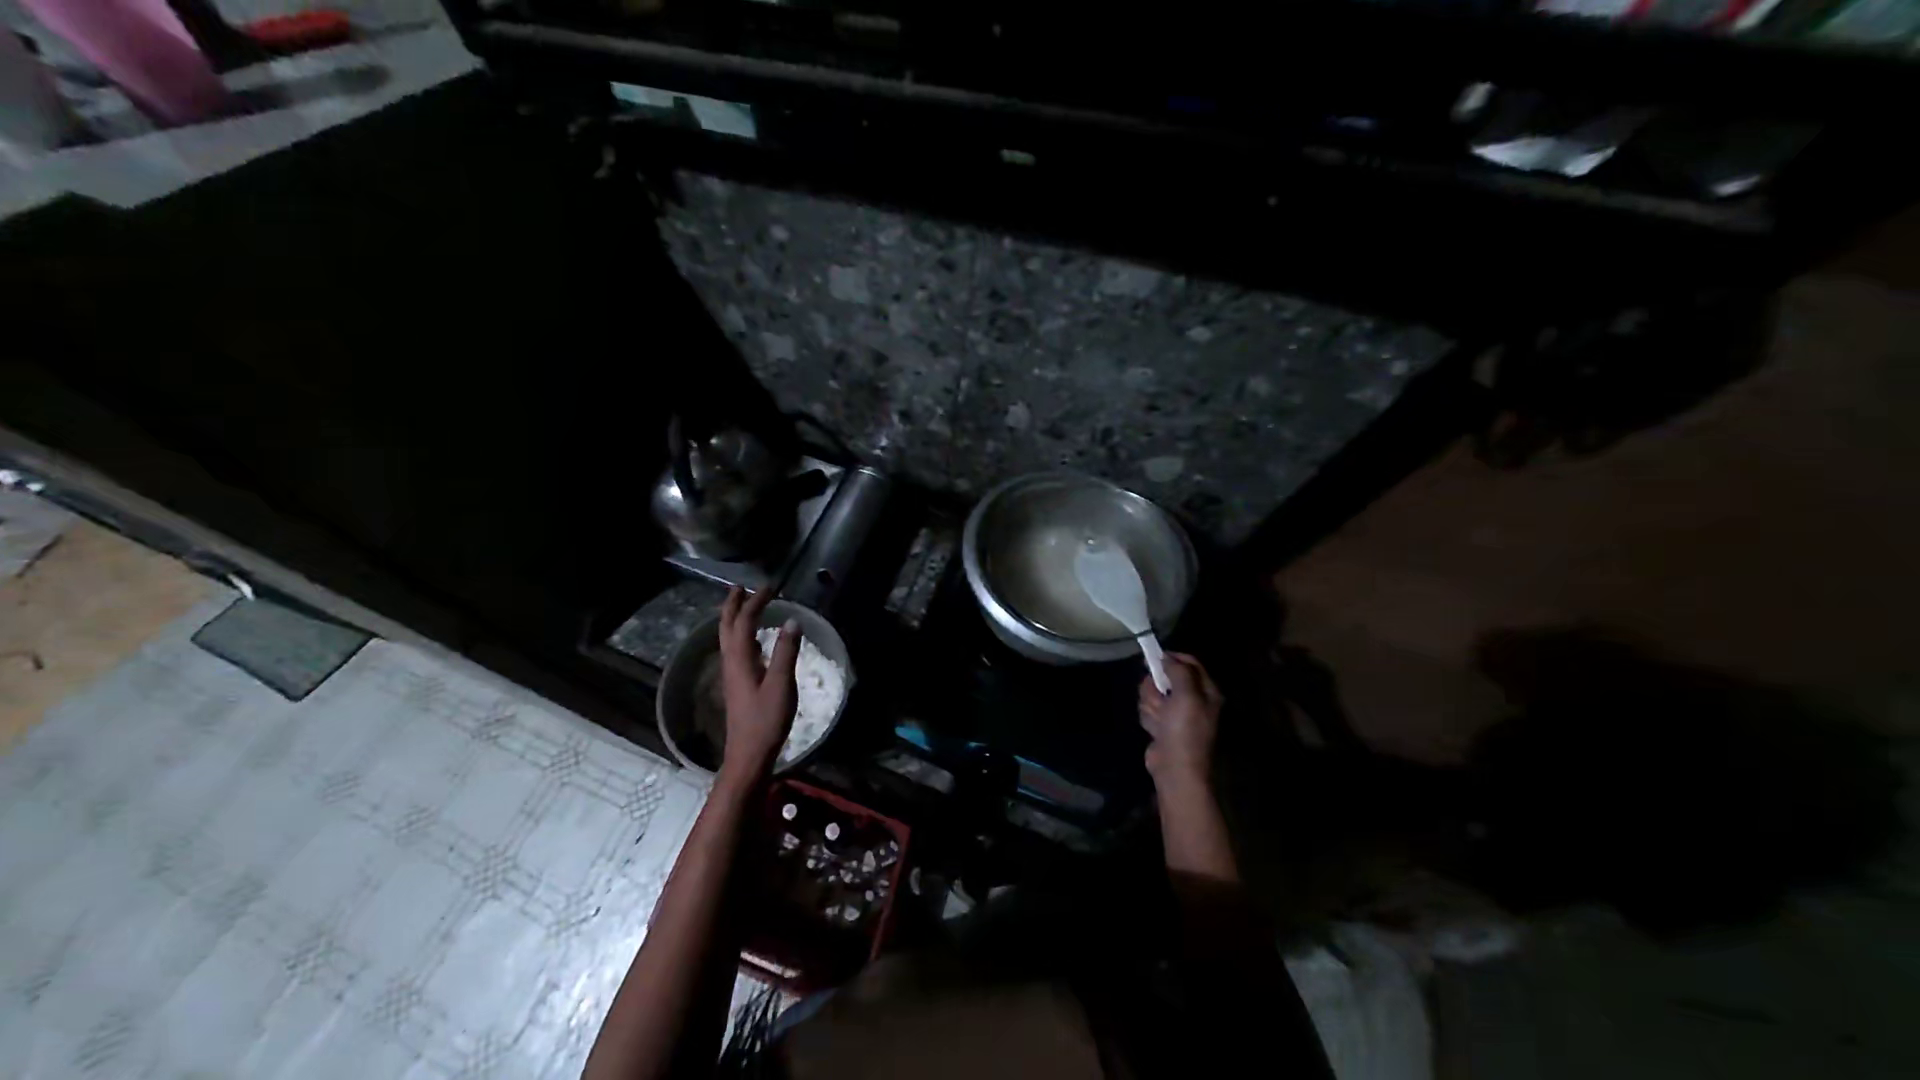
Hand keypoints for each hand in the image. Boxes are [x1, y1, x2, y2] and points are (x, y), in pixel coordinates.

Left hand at [717, 587, 799, 778]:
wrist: (749, 753)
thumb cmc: (766, 719)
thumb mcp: (782, 684)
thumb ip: (787, 651)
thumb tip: (792, 620)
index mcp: (740, 659)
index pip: (745, 621)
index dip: (756, 601)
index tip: (771, 587)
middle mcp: (731, 662)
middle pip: (726, 626)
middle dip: (733, 605)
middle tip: (741, 587)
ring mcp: (732, 674)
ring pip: (727, 638)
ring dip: (734, 618)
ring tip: (743, 605)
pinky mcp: (737, 684)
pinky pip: (734, 649)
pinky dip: (740, 635)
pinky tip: (751, 640)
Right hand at [1139, 653, 1221, 794]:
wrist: (1175, 768)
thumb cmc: (1185, 730)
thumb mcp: (1186, 695)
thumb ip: (1178, 671)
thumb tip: (1167, 657)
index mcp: (1206, 690)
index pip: (1189, 662)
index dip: (1172, 658)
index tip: (1154, 658)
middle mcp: (1192, 698)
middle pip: (1165, 677)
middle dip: (1157, 688)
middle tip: (1161, 701)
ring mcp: (1175, 712)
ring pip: (1152, 693)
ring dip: (1151, 705)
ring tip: (1159, 721)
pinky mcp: (1162, 723)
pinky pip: (1148, 708)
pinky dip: (1149, 718)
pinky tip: (1154, 730)